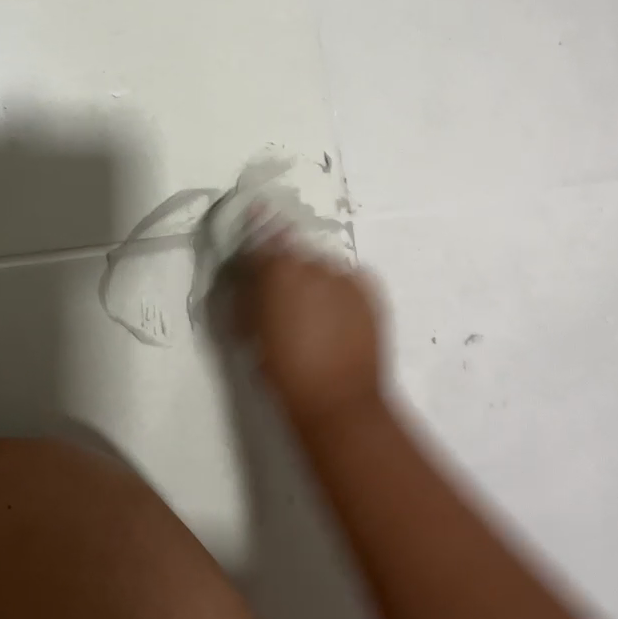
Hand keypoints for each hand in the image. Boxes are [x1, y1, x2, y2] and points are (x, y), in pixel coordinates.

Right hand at [230, 240, 385, 430]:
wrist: (340, 402)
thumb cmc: (283, 367)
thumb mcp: (250, 327)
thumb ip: (246, 290)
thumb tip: (245, 271)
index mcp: (278, 268)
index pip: (262, 233)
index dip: (255, 226)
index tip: (252, 216)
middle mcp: (314, 262)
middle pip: (294, 250)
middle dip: (286, 263)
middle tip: (280, 291)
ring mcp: (347, 275)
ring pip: (323, 265)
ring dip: (314, 276)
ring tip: (311, 307)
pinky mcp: (372, 291)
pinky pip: (349, 279)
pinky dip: (339, 287)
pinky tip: (334, 311)